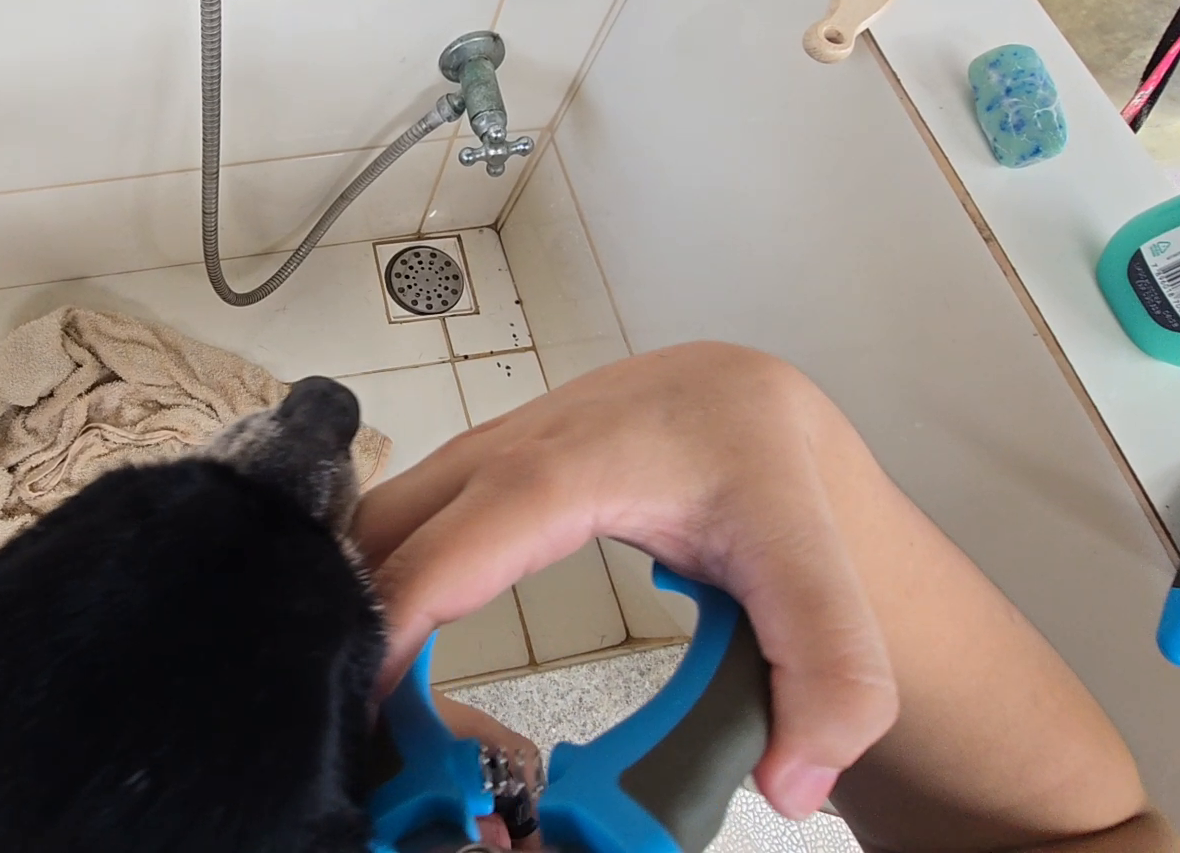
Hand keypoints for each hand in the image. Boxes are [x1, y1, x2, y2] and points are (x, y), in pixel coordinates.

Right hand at [353, 343, 898, 820]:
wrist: (727, 397)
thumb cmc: (758, 465)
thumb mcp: (816, 564)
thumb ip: (831, 674)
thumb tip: (786, 783)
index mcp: (560, 471)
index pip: (444, 552)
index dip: (392, 628)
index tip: (364, 708)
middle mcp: (498, 449)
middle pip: (380, 531)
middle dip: (348, 613)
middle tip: (349, 708)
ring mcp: (478, 449)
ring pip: (378, 516)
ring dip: (356, 589)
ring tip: (363, 675)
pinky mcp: (475, 460)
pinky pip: (400, 512)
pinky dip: (378, 565)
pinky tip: (388, 620)